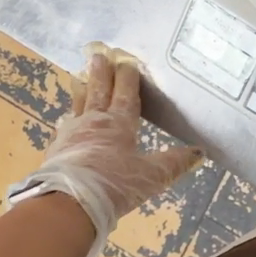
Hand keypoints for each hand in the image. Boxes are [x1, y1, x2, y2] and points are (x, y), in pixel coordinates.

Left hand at [9, 45, 201, 256]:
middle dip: (101, 73)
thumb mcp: (153, 175)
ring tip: (79, 78)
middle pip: (98, 92)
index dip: (128, 79)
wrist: (70, 202)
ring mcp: (72, 134)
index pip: (125, 95)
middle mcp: (94, 123)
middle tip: (98, 54)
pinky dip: (69, 119)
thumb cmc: (116, 184)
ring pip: (79, 106)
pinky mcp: (56, 150)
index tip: (127, 61)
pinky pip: (65, 127)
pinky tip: (66, 122)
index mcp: (119, 125)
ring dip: (82, 90)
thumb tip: (199, 152)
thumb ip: (175, 163)